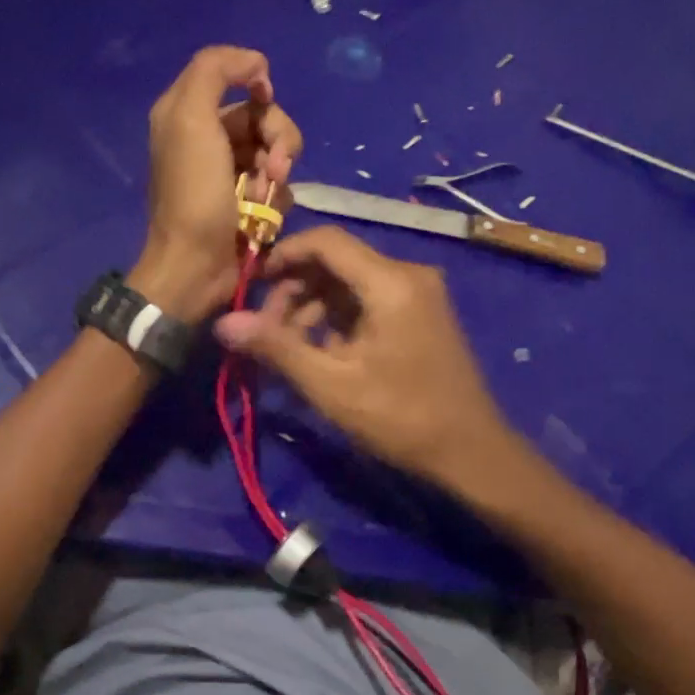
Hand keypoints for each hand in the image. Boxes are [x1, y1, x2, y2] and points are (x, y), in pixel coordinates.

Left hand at [128, 46, 302, 320]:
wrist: (195, 265)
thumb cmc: (193, 193)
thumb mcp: (189, 118)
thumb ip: (215, 71)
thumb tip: (256, 64)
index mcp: (187, 113)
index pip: (236, 77)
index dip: (258, 86)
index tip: (264, 98)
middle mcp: (208, 138)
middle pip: (264, 116)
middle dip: (278, 137)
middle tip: (272, 167)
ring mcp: (230, 173)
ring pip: (277, 151)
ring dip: (278, 172)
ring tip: (264, 197)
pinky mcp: (248, 203)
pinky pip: (278, 186)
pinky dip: (275, 199)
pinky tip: (262, 217)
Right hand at [214, 227, 529, 486]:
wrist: (470, 453)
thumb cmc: (401, 418)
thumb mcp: (330, 386)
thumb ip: (277, 348)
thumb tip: (223, 323)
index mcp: (391, 282)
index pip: (326, 241)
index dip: (283, 256)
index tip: (249, 285)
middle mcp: (407, 276)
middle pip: (335, 263)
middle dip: (293, 291)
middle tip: (265, 333)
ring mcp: (418, 295)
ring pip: (348, 285)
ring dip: (311, 310)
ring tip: (288, 352)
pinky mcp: (419, 316)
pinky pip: (366, 303)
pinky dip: (336, 322)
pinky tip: (319, 357)